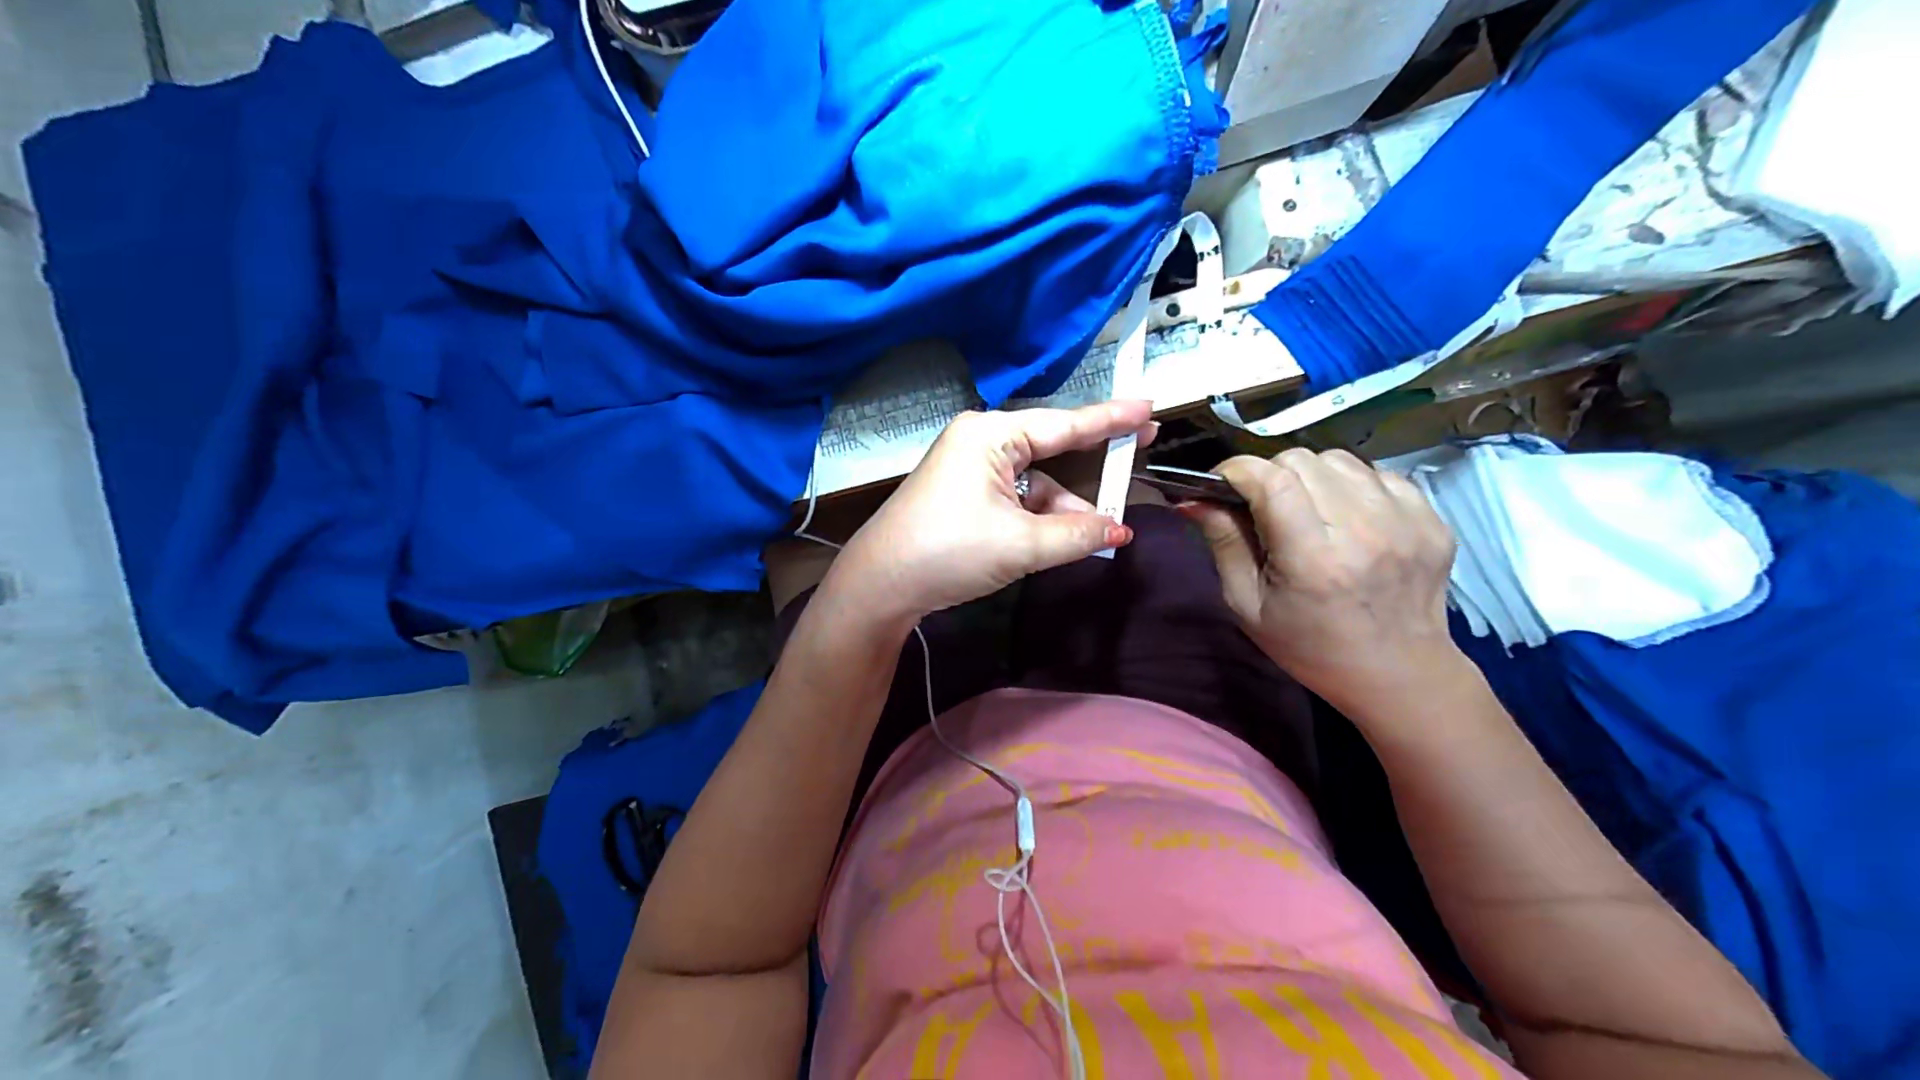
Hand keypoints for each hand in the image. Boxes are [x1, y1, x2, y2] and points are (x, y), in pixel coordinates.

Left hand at [824, 401, 1154, 624]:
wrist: (881, 586)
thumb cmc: (949, 551)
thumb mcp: (1021, 544)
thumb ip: (1077, 534)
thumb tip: (1120, 529)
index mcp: (989, 435)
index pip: (1062, 423)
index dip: (1110, 419)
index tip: (1148, 409)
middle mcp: (980, 442)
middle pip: (1049, 448)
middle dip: (1091, 461)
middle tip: (1139, 447)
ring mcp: (969, 469)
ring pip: (1035, 481)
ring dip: (1065, 508)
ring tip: (1100, 532)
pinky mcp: (964, 495)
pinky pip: (1016, 498)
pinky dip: (1041, 518)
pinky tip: (1064, 540)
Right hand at [1183, 448, 1466, 719]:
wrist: (1397, 673)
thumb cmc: (1309, 645)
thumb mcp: (1248, 604)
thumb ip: (1223, 543)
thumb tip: (1193, 498)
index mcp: (1313, 558)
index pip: (1271, 480)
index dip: (1237, 471)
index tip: (1222, 483)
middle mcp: (1363, 530)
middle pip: (1302, 461)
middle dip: (1271, 475)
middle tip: (1265, 506)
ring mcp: (1405, 521)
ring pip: (1338, 460)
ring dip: (1312, 477)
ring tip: (1309, 512)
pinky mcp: (1431, 518)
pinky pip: (1377, 474)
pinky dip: (1351, 486)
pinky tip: (1347, 519)